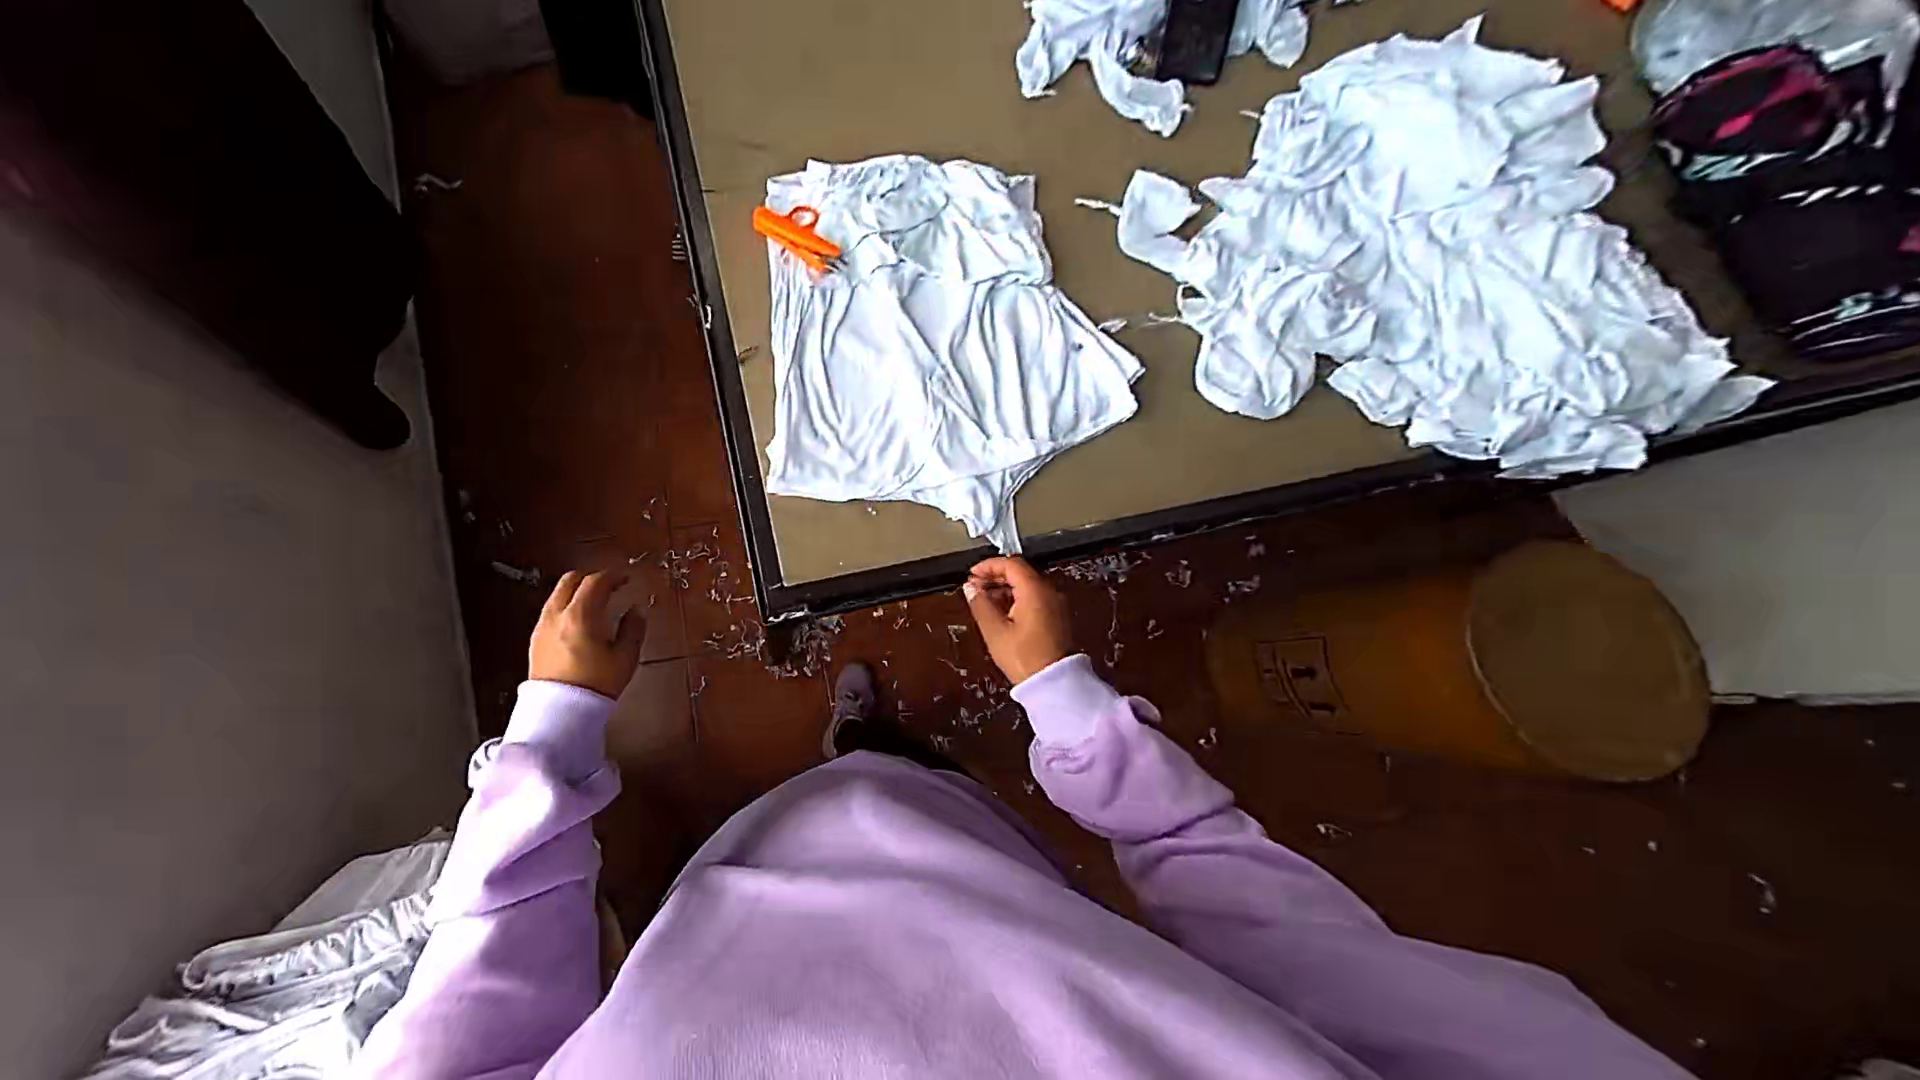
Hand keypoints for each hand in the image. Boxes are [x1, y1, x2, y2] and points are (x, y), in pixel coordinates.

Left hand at [529, 569, 646, 698]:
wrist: (559, 713)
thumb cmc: (596, 683)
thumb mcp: (625, 657)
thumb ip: (633, 628)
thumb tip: (636, 610)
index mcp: (580, 615)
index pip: (596, 582)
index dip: (614, 576)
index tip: (627, 578)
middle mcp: (556, 615)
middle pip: (570, 580)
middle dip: (592, 577)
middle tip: (611, 583)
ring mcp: (542, 627)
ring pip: (558, 594)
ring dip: (578, 590)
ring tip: (597, 600)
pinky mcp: (535, 640)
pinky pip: (552, 610)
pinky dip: (568, 605)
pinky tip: (581, 619)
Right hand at [964, 556, 1074, 684]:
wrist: (1054, 683)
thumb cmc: (1026, 659)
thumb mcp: (995, 631)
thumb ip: (980, 604)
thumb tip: (971, 588)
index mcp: (1035, 590)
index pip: (1010, 563)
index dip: (988, 566)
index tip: (973, 574)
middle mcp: (1049, 592)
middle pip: (1020, 572)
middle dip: (995, 576)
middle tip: (976, 586)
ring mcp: (1056, 604)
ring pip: (1027, 585)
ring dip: (1005, 588)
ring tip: (985, 600)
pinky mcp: (1057, 616)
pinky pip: (1035, 598)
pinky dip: (1017, 598)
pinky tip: (1002, 612)